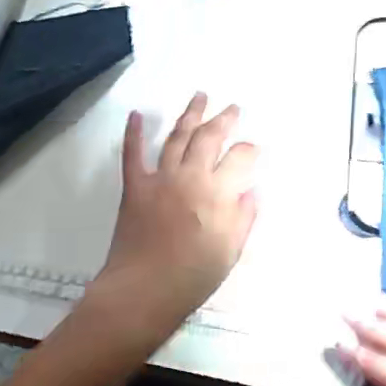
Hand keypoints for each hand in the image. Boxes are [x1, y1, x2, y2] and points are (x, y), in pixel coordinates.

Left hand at [90, 93, 257, 338]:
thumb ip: (243, 217)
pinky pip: (132, 154)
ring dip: (189, 115)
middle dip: (224, 120)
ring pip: (177, 137)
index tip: (253, 149)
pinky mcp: (134, 187)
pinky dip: (134, 132)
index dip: (249, 150)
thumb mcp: (230, 251)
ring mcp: (160, 179)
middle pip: (209, 138)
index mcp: (218, 193)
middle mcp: (190, 177)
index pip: (240, 158)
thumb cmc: (192, 277)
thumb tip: (251, 191)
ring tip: (199, 96)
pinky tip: (137, 115)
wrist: (143, 289)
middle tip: (233, 108)